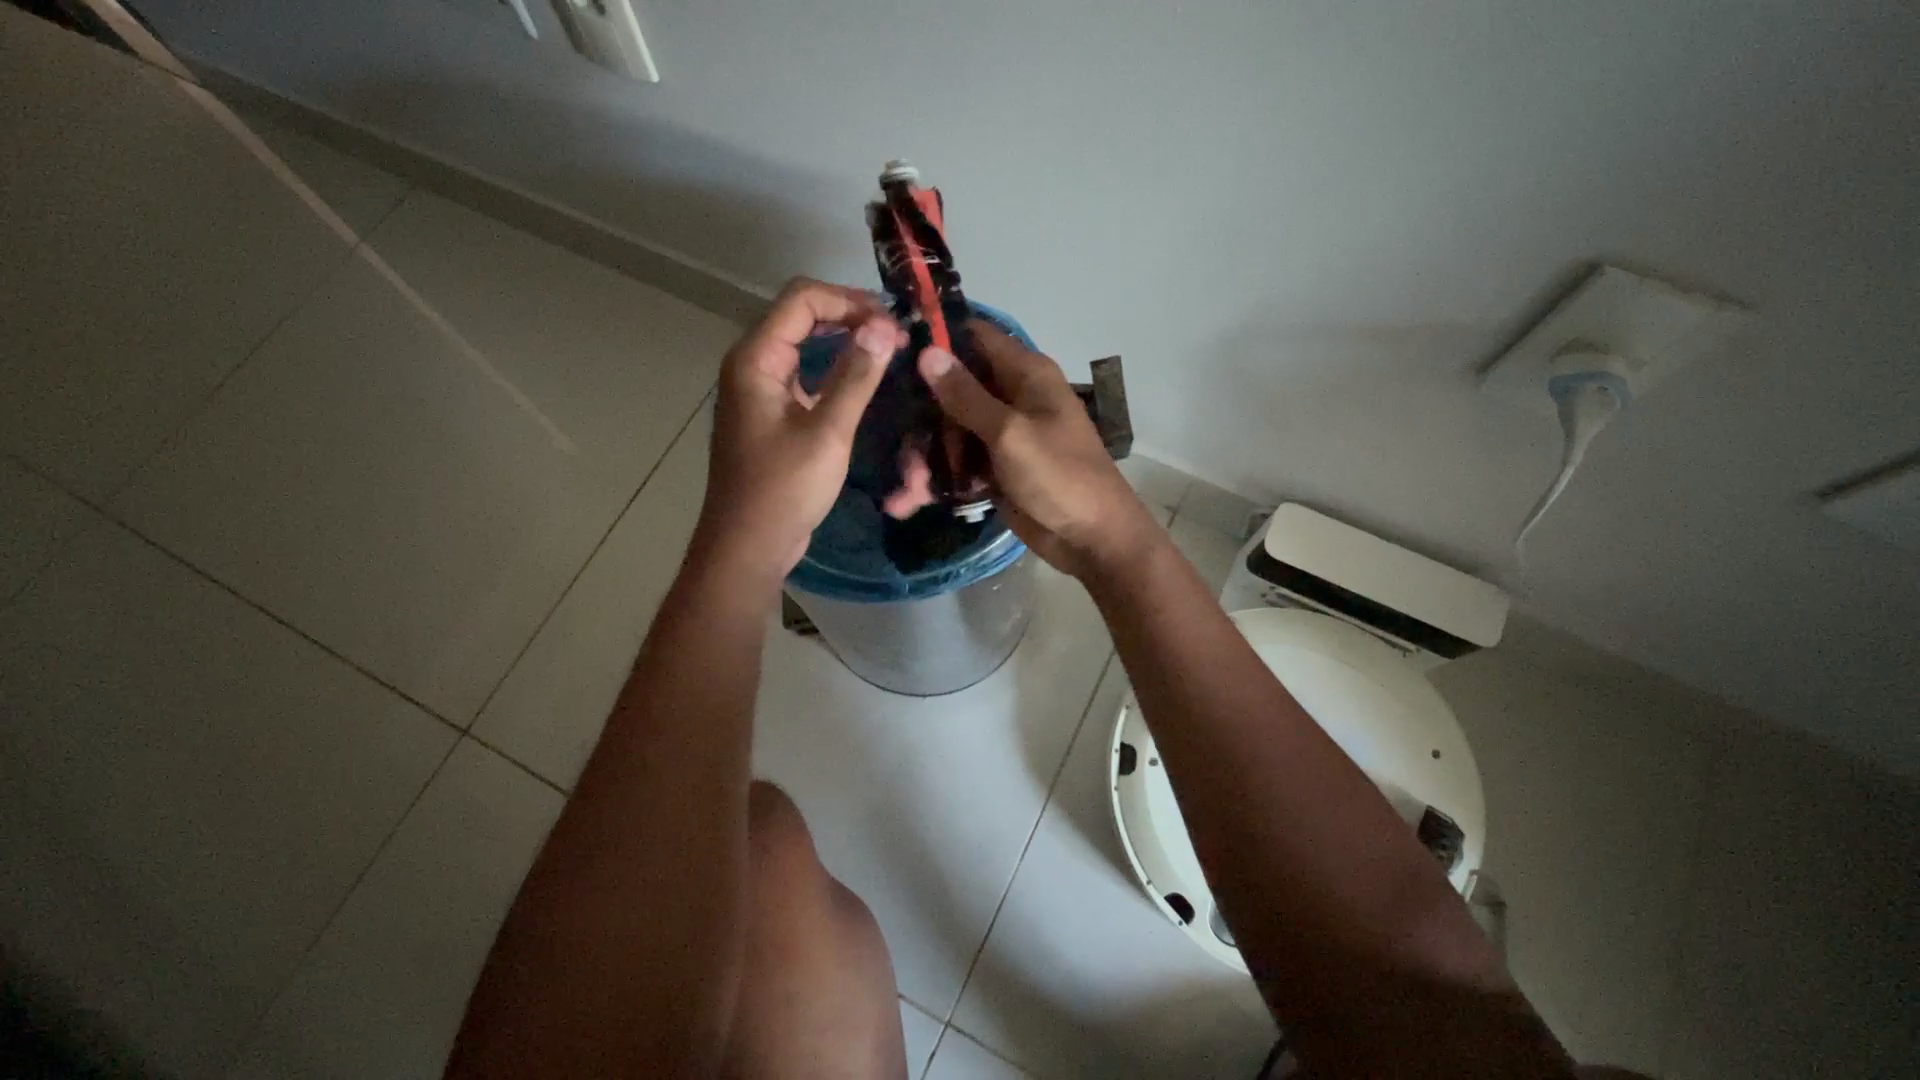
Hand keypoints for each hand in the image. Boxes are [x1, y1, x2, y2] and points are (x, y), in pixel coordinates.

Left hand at [696, 278, 902, 577]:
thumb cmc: (783, 489)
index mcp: (756, 359)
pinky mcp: (771, 413)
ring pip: (805, 345)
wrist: (748, 544)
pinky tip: (865, 381)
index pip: (802, 299)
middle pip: (802, 315)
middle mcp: (752, 364)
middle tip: (897, 335)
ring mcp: (760, 389)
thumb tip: (884, 327)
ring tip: (889, 351)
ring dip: (845, 341)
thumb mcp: (827, 432)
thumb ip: (856, 376)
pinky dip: (835, 369)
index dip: (850, 300)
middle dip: (850, 316)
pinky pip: (804, 374)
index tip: (893, 323)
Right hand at [916, 321, 1162, 578]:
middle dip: (926, 412)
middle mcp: (1014, 395)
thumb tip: (927, 351)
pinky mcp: (997, 466)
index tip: (893, 351)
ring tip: (912, 484)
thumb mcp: (1009, 433)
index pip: (975, 336)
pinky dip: (943, 473)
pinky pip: (961, 459)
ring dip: (930, 451)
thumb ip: (966, 395)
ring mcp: (1005, 433)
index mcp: (1026, 374)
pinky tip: (916, 495)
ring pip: (953, 427)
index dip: (937, 339)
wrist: (1092, 538)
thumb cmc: (1059, 476)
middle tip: (901, 439)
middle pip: (955, 386)